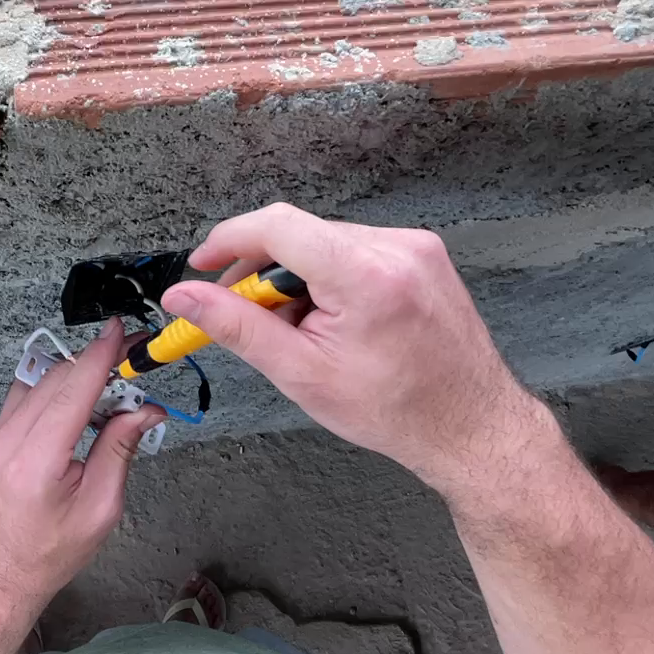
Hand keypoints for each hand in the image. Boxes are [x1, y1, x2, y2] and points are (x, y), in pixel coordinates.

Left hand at [0, 319, 165, 603]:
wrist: (4, 570)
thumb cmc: (52, 550)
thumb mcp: (101, 507)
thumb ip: (120, 450)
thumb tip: (146, 409)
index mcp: (37, 461)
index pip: (73, 390)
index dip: (100, 356)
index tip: (120, 332)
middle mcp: (10, 439)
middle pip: (58, 378)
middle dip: (98, 363)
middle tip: (134, 363)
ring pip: (42, 380)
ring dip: (79, 372)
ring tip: (114, 383)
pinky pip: (29, 391)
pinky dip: (58, 385)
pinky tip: (81, 398)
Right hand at [160, 203, 553, 496]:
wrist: (470, 427)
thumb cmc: (392, 410)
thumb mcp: (299, 372)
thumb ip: (235, 326)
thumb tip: (182, 296)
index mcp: (365, 275)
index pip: (278, 226)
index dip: (229, 240)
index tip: (202, 265)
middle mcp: (395, 247)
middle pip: (298, 234)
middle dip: (259, 270)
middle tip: (240, 312)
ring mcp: (414, 247)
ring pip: (322, 242)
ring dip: (292, 276)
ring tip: (295, 327)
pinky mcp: (421, 254)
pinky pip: (352, 249)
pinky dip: (325, 276)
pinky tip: (326, 317)